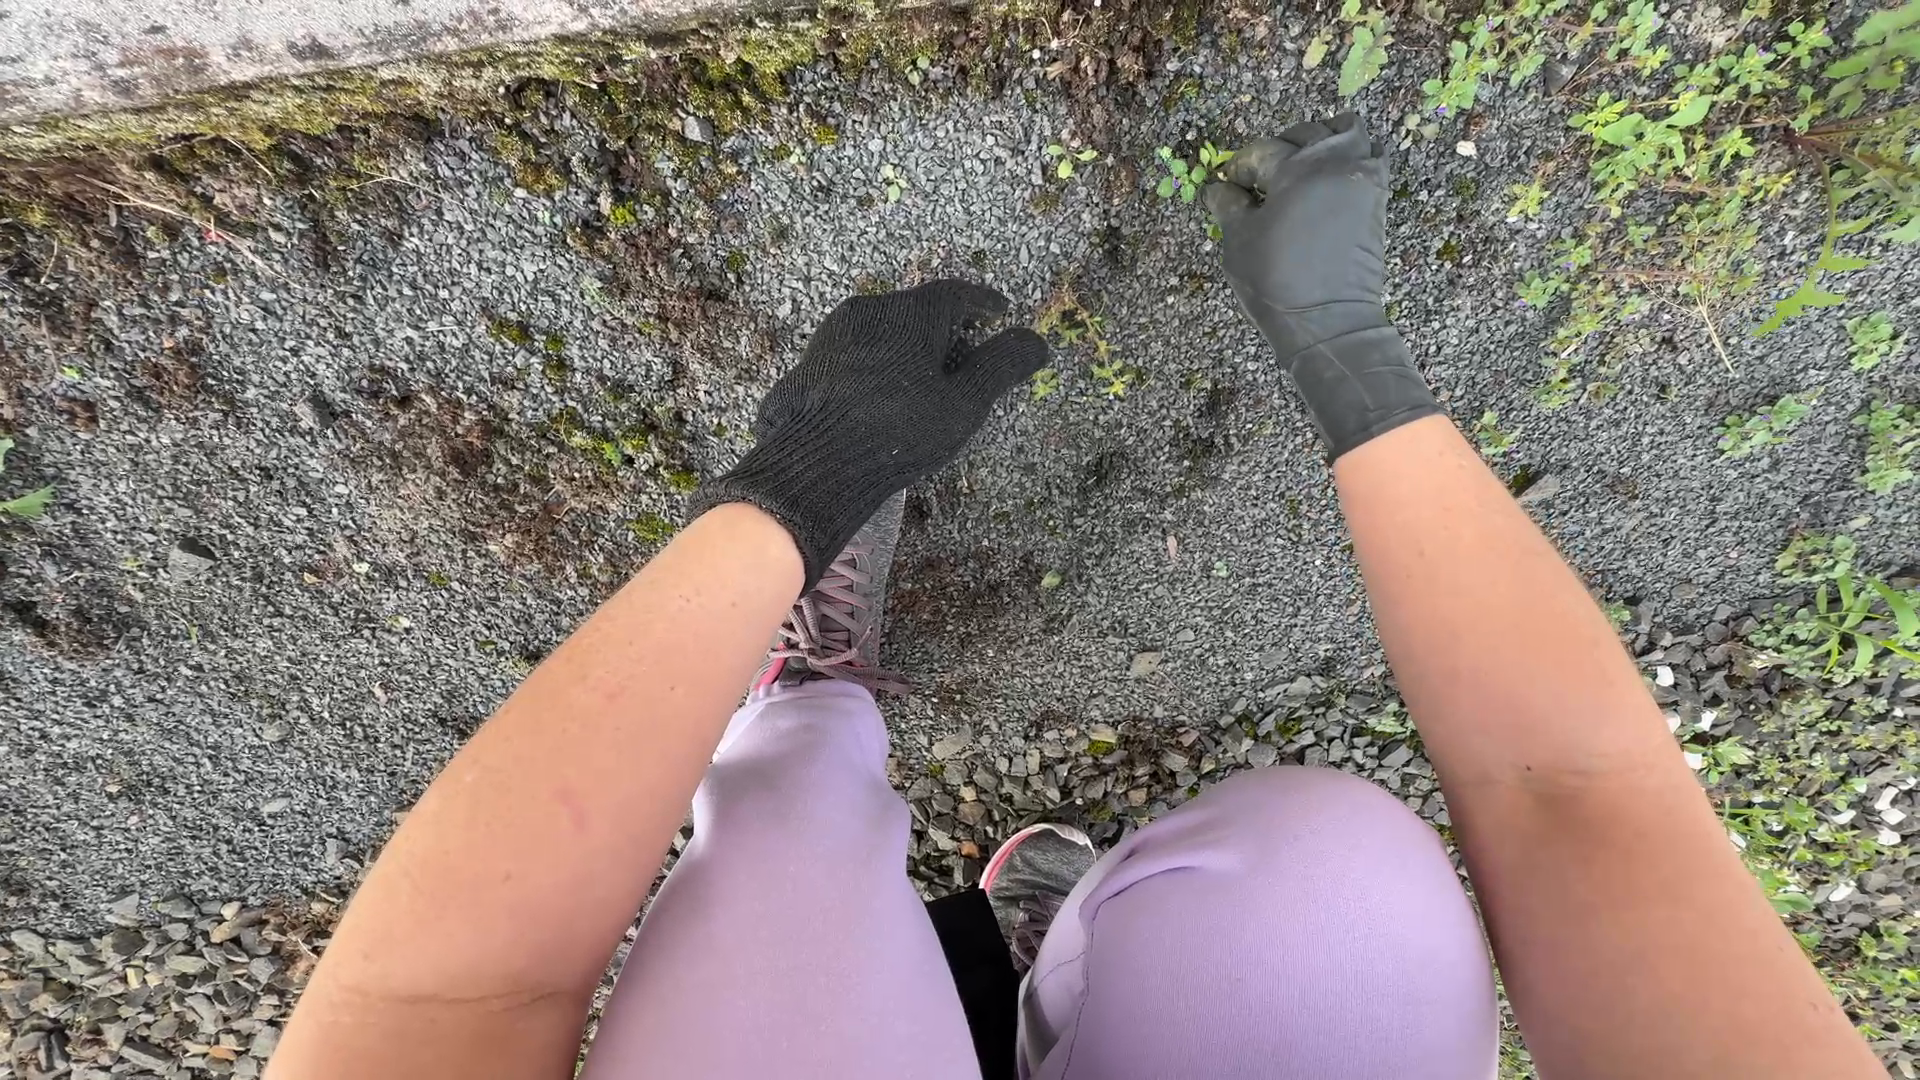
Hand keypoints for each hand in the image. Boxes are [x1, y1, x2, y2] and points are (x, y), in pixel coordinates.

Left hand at [692, 280, 1046, 589]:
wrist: (813, 465)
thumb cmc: (898, 431)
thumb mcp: (962, 405)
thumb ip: (999, 368)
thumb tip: (1036, 340)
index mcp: (908, 314)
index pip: (954, 294)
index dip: (981, 302)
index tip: (998, 311)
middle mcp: (866, 312)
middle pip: (914, 311)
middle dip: (942, 326)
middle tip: (963, 348)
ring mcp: (830, 338)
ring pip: (880, 332)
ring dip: (906, 346)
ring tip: (922, 375)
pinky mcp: (807, 367)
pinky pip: (855, 357)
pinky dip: (878, 366)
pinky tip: (880, 395)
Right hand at [1203, 112, 1438, 457]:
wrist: (1327, 319)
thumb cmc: (1274, 281)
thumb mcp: (1239, 243)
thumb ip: (1229, 207)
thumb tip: (1218, 188)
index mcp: (1297, 169)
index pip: (1263, 150)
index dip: (1239, 166)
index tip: (1228, 185)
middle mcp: (1336, 161)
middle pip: (1307, 134)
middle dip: (1279, 149)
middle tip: (1260, 177)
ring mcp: (1363, 175)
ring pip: (1346, 132)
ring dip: (1320, 142)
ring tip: (1298, 170)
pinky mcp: (1377, 196)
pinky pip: (1367, 155)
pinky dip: (1346, 157)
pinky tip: (1324, 182)